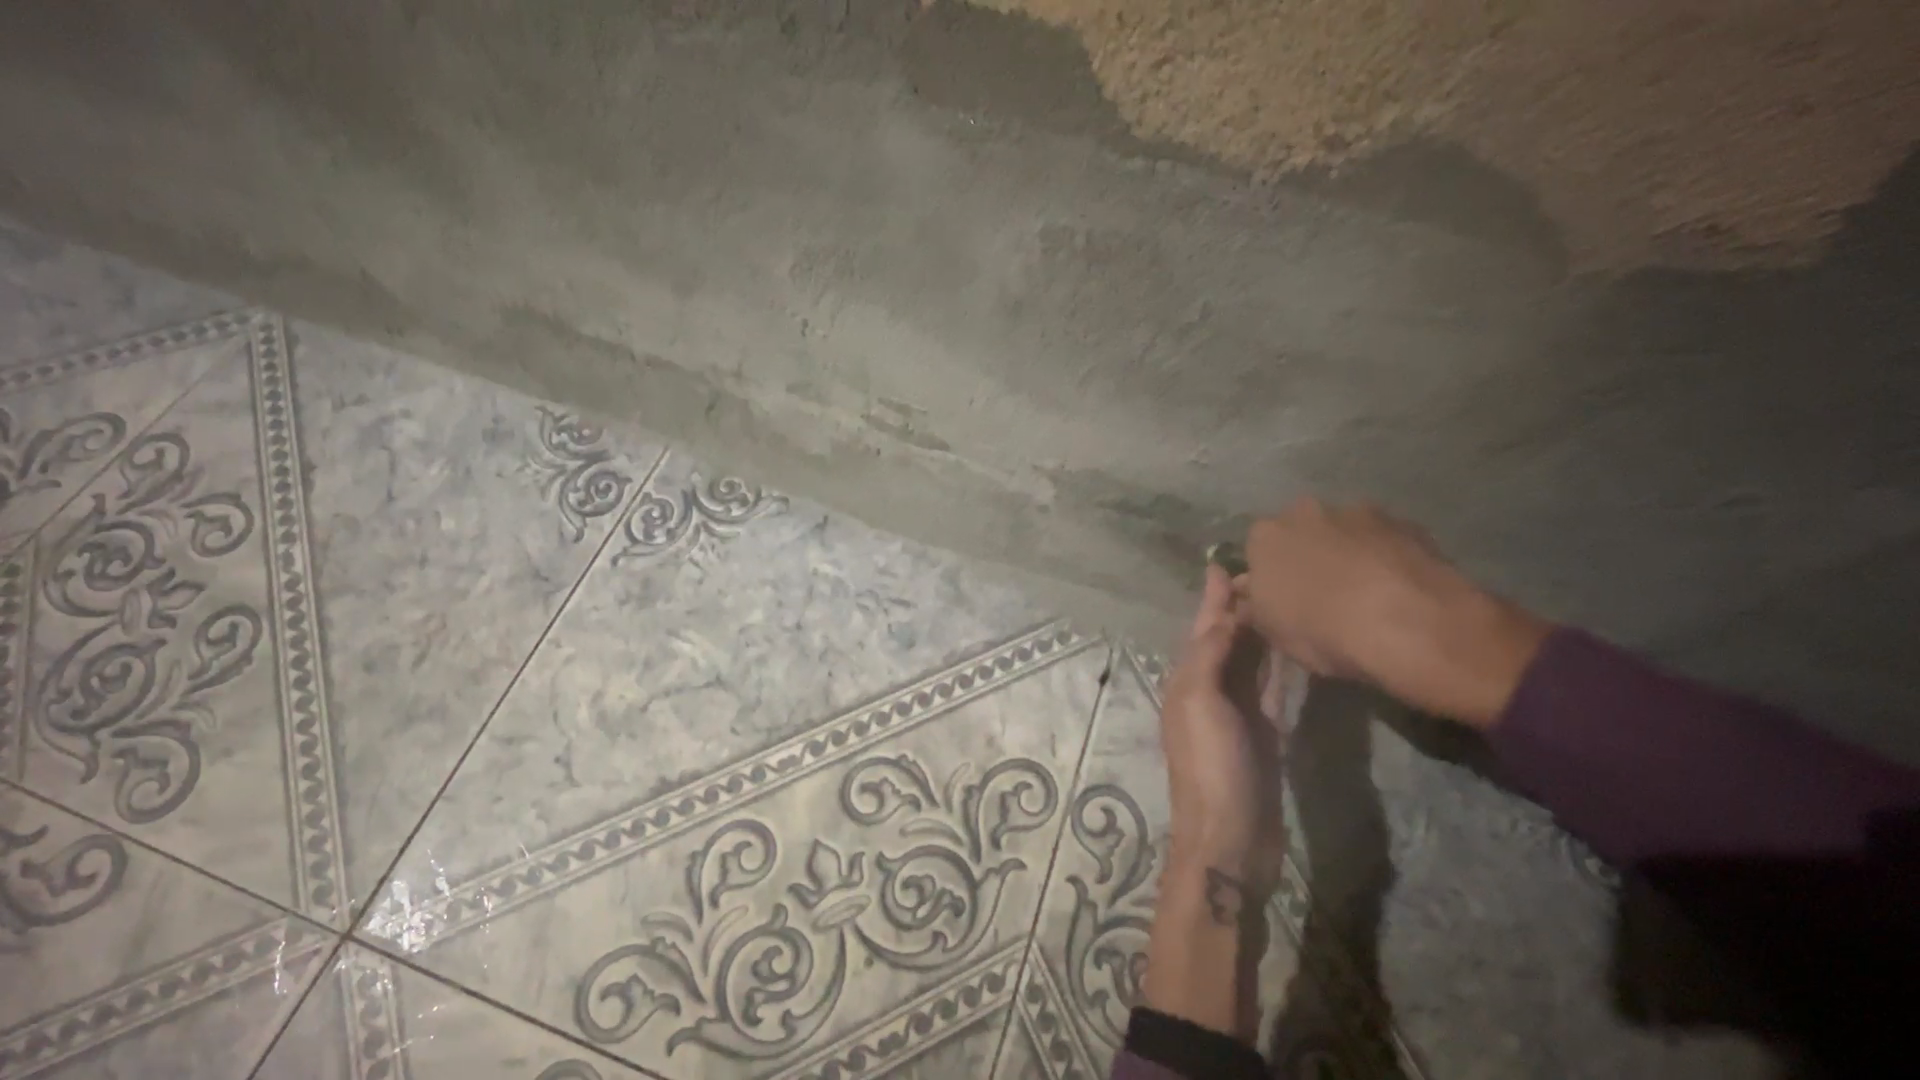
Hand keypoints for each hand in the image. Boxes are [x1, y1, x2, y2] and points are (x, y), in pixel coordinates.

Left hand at [1158, 564, 1290, 885]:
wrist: (1231, 839)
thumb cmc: (1211, 768)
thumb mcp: (1200, 704)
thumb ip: (1209, 656)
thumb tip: (1223, 614)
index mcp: (1186, 681)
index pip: (1203, 628)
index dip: (1214, 598)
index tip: (1227, 562)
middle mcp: (1208, 692)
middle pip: (1225, 640)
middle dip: (1237, 608)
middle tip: (1262, 571)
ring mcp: (1237, 715)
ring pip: (1249, 661)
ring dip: (1259, 632)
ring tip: (1280, 599)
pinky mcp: (1265, 735)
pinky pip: (1271, 690)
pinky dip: (1278, 668)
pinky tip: (1293, 649)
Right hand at [1240, 498, 1549, 728]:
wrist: (1408, 624)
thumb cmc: (1322, 630)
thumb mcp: (1272, 632)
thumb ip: (1256, 604)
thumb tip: (1249, 592)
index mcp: (1265, 535)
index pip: (1257, 549)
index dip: (1270, 575)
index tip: (1282, 601)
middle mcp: (1307, 511)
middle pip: (1302, 532)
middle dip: (1309, 555)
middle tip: (1322, 595)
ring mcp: (1360, 512)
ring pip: (1346, 532)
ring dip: (1349, 553)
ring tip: (1366, 593)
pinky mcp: (1406, 522)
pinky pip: (1386, 541)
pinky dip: (1386, 558)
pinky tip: (1398, 590)